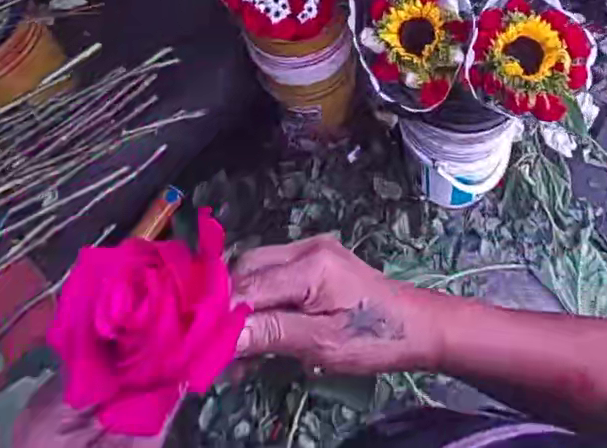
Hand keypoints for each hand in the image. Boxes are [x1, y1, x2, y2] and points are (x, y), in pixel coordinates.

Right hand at [232, 236, 447, 374]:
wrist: (413, 324)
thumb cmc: (372, 336)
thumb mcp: (320, 344)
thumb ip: (271, 334)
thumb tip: (218, 337)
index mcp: (311, 263)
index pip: (247, 284)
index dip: (217, 316)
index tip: (194, 351)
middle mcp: (307, 247)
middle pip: (247, 270)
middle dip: (226, 310)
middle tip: (216, 357)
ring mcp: (312, 253)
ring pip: (257, 273)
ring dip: (241, 311)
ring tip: (236, 359)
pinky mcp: (315, 264)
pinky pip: (274, 278)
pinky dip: (259, 306)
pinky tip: (257, 343)